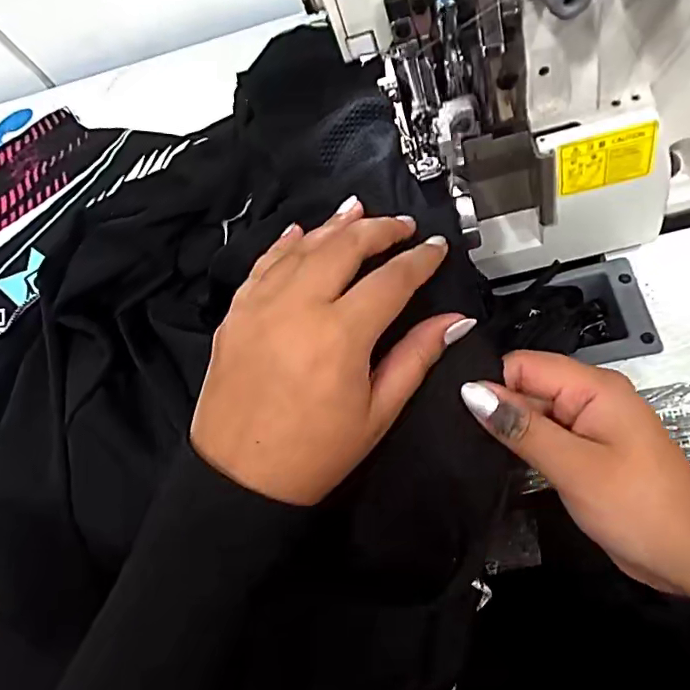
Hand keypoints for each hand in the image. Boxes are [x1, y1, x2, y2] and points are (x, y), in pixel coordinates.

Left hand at [191, 197, 474, 505]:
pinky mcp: (235, 314)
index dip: (419, 260)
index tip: (435, 248)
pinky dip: (286, 243)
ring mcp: (260, 306)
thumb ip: (416, 357)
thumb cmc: (313, 455)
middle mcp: (296, 309)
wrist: (238, 478)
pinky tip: (301, 231)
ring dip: (334, 226)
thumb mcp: (377, 413)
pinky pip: (264, 263)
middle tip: (401, 225)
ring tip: (358, 211)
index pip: (390, 280)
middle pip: (344, 247)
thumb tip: (454, 321)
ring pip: (302, 246)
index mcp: (339, 336)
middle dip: (379, 229)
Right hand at [459, 351, 689, 597]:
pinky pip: (547, 436)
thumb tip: (473, 392)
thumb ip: (522, 428)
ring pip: (534, 413)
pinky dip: (527, 448)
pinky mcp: (587, 451)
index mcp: (595, 388)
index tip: (460, 412)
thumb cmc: (643, 511)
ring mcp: (590, 426)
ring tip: (478, 452)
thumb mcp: (576, 468)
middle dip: (498, 408)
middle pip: (528, 386)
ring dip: (511, 431)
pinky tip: (505, 463)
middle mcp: (592, 398)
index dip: (492, 383)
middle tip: (462, 438)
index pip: (524, 363)